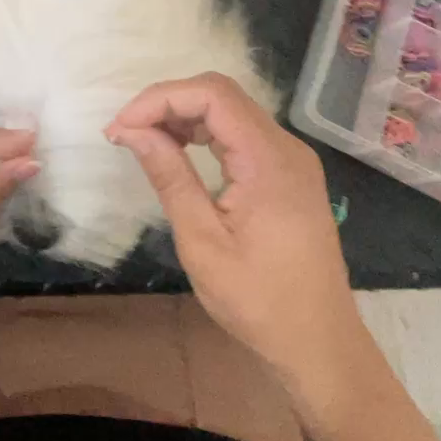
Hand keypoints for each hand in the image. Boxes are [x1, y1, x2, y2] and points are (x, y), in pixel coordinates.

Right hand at [105, 73, 357, 371]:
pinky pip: (240, 132)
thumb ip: (169, 178)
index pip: (211, 96)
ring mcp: (289, 159)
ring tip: (142, 142)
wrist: (320, 345)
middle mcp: (285, 148)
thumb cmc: (259, 301)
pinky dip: (202, 132)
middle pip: (220, 95)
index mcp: (269, 161)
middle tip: (125, 134)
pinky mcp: (286, 173)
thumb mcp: (202, 243)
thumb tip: (130, 131)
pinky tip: (176, 151)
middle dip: (166, 103)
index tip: (120, 129)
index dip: (160, 99)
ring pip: (229, 110)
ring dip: (182, 115)